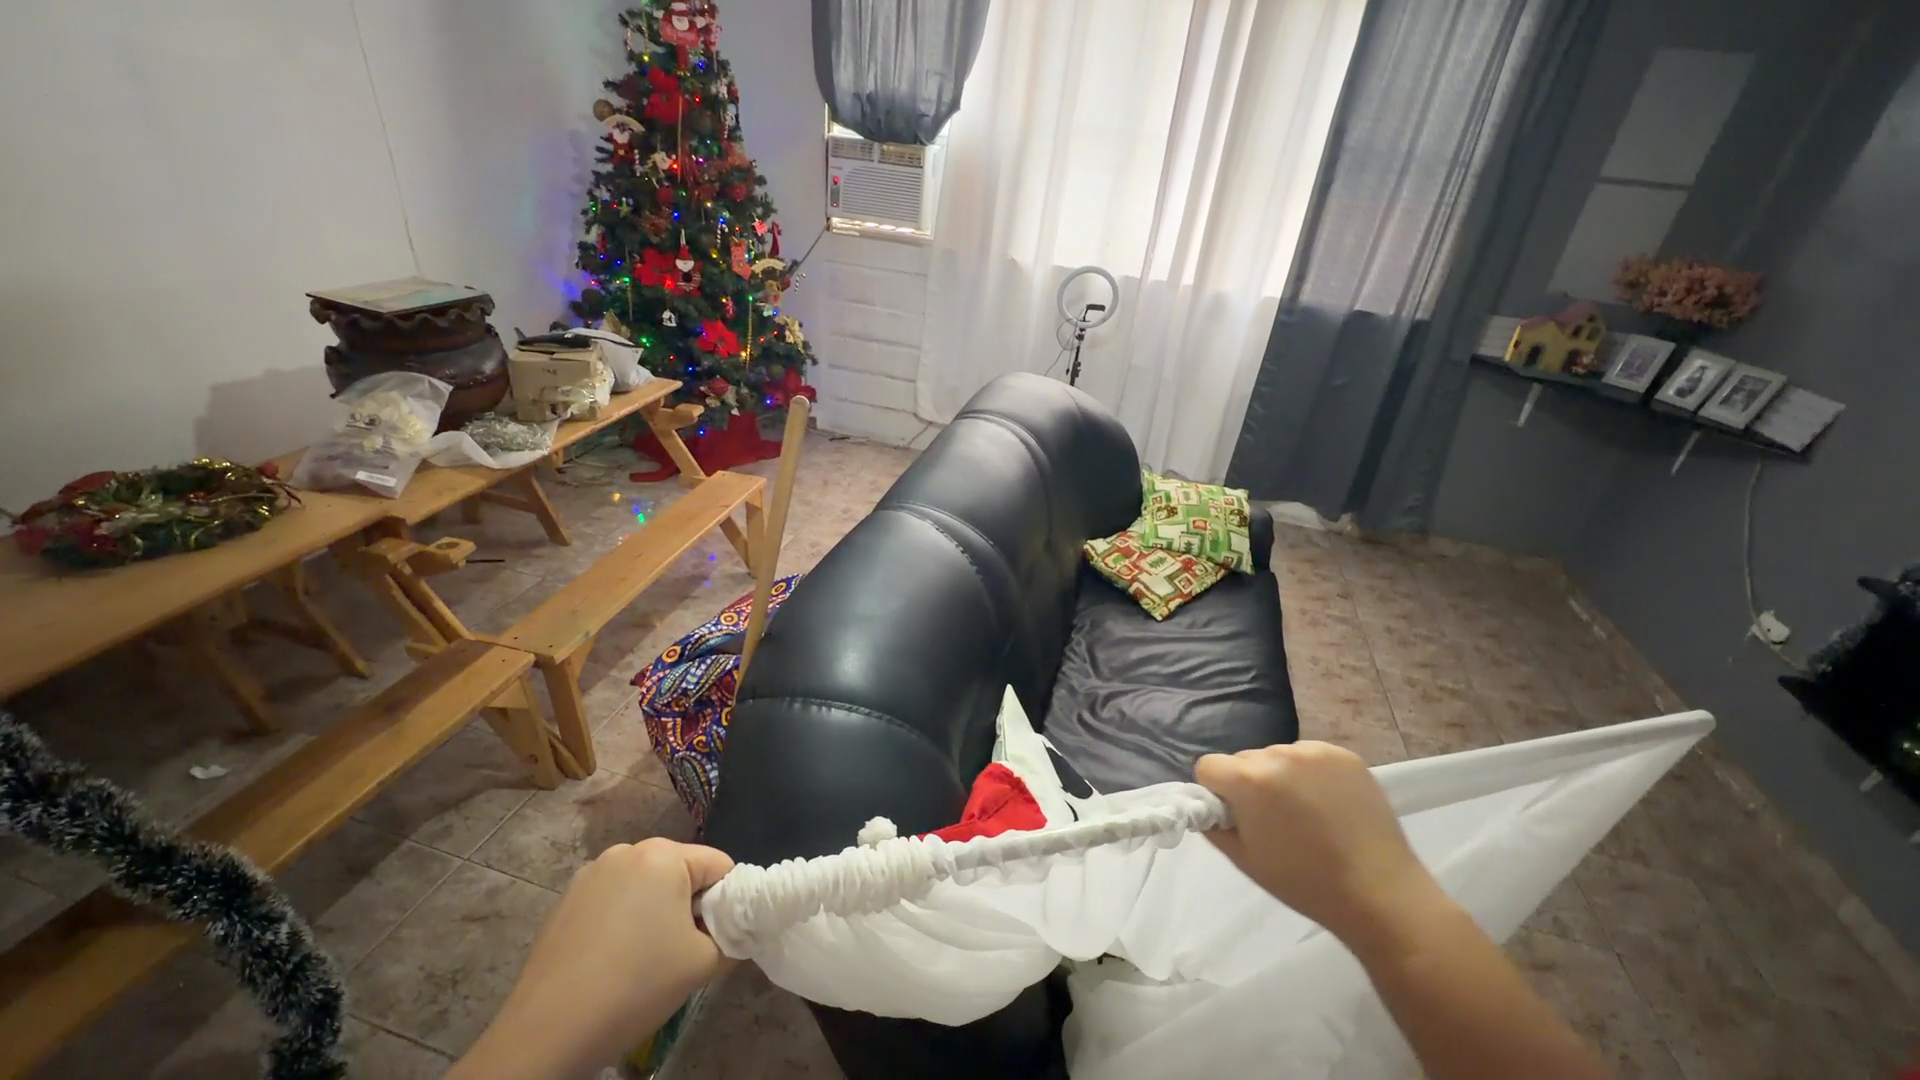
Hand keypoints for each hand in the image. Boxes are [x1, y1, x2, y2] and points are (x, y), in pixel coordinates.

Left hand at [450, 838, 733, 1079]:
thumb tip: (730, 931)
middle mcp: (625, 850)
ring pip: (647, 885)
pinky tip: (614, 959)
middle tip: (684, 951)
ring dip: (657, 912)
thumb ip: (732, 937)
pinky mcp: (566, 899)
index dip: (729, 902)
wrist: (548, 1032)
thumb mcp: (704, 964)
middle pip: (681, 871)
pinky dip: (625, 920)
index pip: (720, 866)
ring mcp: (590, 873)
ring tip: (646, 958)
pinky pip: (615, 899)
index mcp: (662, 854)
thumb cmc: (636, 986)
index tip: (718, 939)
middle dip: (691, 905)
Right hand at [1195, 742, 1439, 945]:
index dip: (1216, 792)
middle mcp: (1278, 754)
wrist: (1378, 891)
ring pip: (1277, 756)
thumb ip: (1215, 826)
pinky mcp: (1345, 755)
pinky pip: (1310, 756)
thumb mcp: (1244, 860)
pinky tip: (1328, 803)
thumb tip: (1209, 808)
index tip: (1236, 817)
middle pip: (1244, 760)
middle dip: (1249, 783)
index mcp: (1249, 780)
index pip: (1208, 766)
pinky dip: (1310, 774)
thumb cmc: (1303, 882)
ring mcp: (1315, 751)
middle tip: (1272, 819)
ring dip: (1280, 776)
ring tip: (1305, 813)